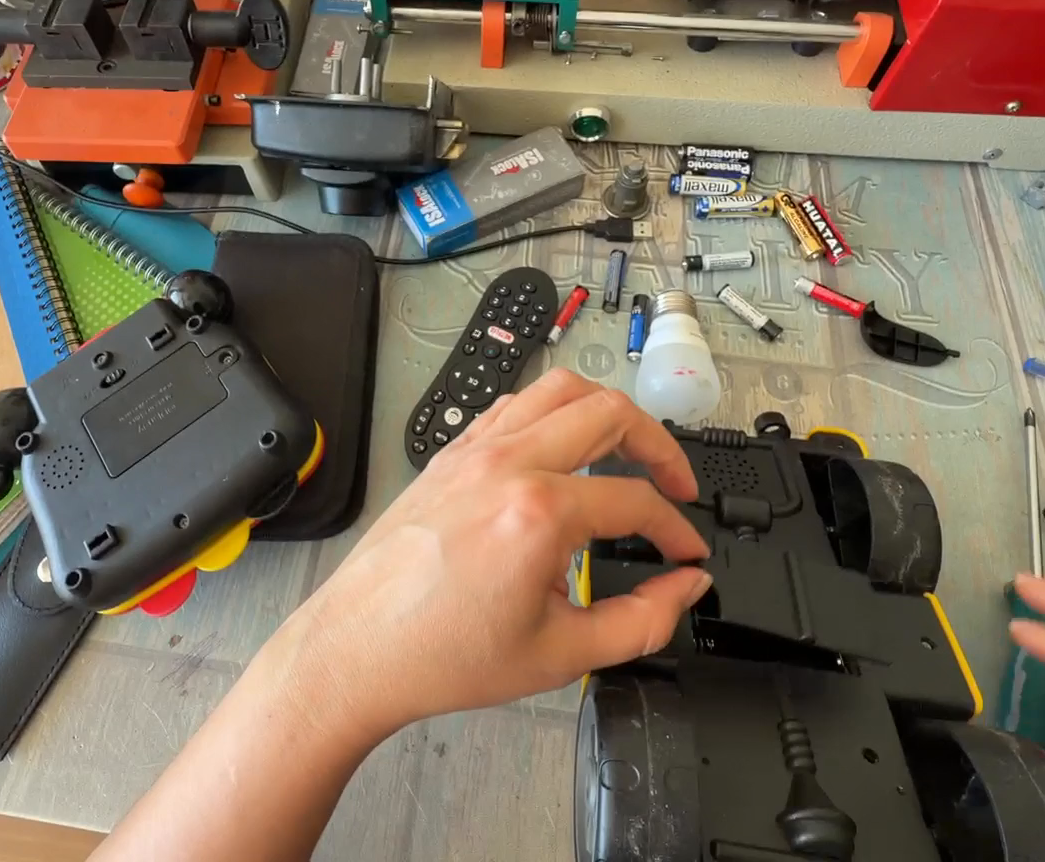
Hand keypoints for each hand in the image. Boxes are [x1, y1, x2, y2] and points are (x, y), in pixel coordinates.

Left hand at [265, 369, 711, 744]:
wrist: (359, 647)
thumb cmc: (444, 654)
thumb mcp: (560, 654)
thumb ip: (641, 621)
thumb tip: (683, 587)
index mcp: (538, 512)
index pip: (636, 501)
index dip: (676, 528)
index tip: (686, 553)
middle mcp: (507, 463)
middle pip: (609, 412)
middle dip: (659, 444)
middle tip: (673, 482)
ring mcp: (474, 450)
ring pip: (559, 389)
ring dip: (605, 411)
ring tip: (625, 449)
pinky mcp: (450, 454)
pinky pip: (512, 405)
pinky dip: (550, 413)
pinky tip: (558, 448)